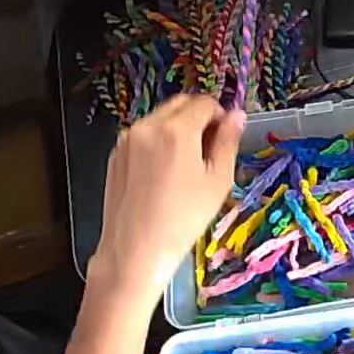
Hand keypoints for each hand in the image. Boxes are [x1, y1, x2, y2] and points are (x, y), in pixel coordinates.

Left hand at [89, 94, 245, 301]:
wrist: (135, 251)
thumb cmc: (183, 219)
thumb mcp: (218, 181)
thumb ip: (228, 141)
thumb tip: (237, 116)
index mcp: (177, 130)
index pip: (205, 103)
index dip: (220, 115)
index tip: (226, 136)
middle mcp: (148, 126)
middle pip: (181, 103)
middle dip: (199, 117)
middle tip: (209, 148)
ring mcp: (128, 139)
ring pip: (161, 117)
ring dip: (178, 127)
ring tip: (187, 163)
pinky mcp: (116, 154)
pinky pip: (144, 135)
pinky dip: (159, 141)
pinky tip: (165, 173)